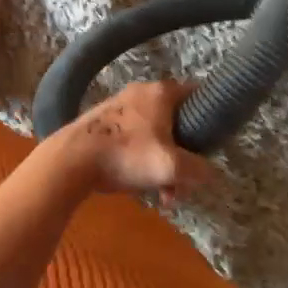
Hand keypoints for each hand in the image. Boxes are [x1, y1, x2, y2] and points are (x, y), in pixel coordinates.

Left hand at [63, 80, 214, 201]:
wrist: (73, 158)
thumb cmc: (126, 155)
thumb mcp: (171, 167)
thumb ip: (198, 170)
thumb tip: (210, 172)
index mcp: (160, 93)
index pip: (195, 92)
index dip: (209, 113)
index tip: (215, 139)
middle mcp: (141, 93)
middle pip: (176, 122)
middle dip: (184, 155)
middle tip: (185, 182)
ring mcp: (121, 106)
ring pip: (156, 136)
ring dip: (164, 165)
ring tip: (164, 195)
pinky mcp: (106, 123)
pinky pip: (136, 140)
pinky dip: (144, 161)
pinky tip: (143, 187)